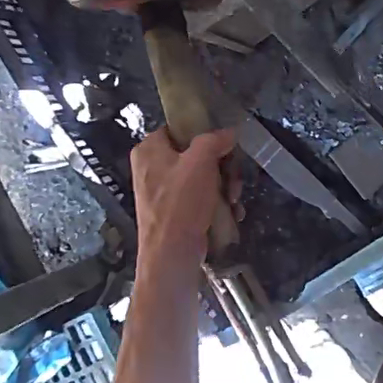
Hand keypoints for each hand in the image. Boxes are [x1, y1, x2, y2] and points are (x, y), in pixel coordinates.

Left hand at [130, 127, 234, 282]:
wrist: (172, 254)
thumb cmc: (181, 204)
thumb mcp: (199, 162)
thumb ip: (214, 140)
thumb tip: (229, 133)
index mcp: (149, 150)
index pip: (179, 127)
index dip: (204, 133)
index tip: (224, 144)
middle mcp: (152, 167)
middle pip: (196, 153)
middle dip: (222, 166)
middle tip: (233, 178)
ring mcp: (163, 190)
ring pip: (204, 175)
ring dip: (225, 185)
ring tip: (233, 199)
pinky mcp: (175, 210)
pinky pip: (201, 195)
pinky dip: (218, 201)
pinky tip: (230, 211)